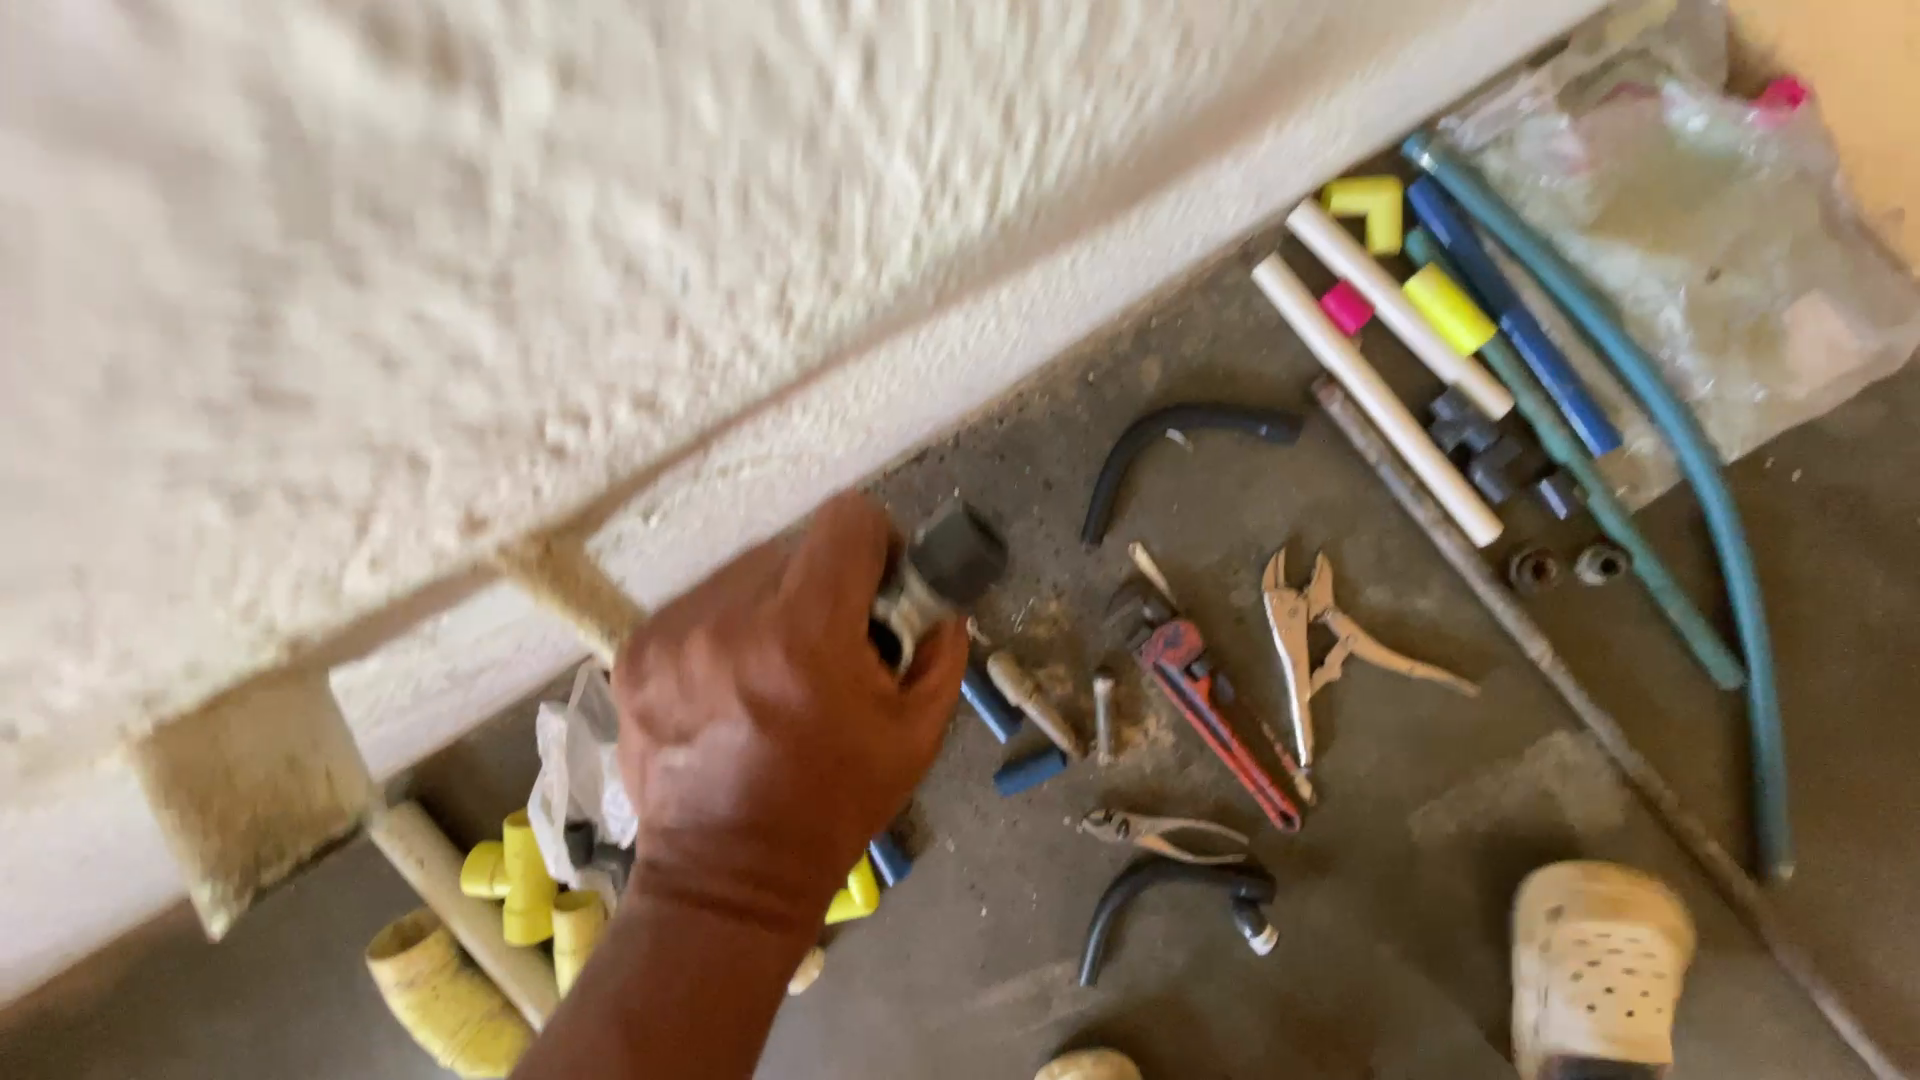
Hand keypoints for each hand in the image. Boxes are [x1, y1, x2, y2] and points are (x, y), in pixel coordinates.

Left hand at [611, 492, 967, 930]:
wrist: (727, 877)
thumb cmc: (834, 805)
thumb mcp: (917, 733)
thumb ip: (942, 651)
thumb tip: (939, 604)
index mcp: (805, 634)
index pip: (845, 519)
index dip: (875, 541)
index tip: (878, 584)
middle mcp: (729, 617)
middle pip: (795, 545)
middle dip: (824, 581)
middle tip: (831, 640)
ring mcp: (672, 632)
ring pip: (745, 571)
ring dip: (773, 601)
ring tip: (778, 665)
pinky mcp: (634, 652)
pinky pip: (701, 603)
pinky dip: (727, 626)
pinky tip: (734, 681)